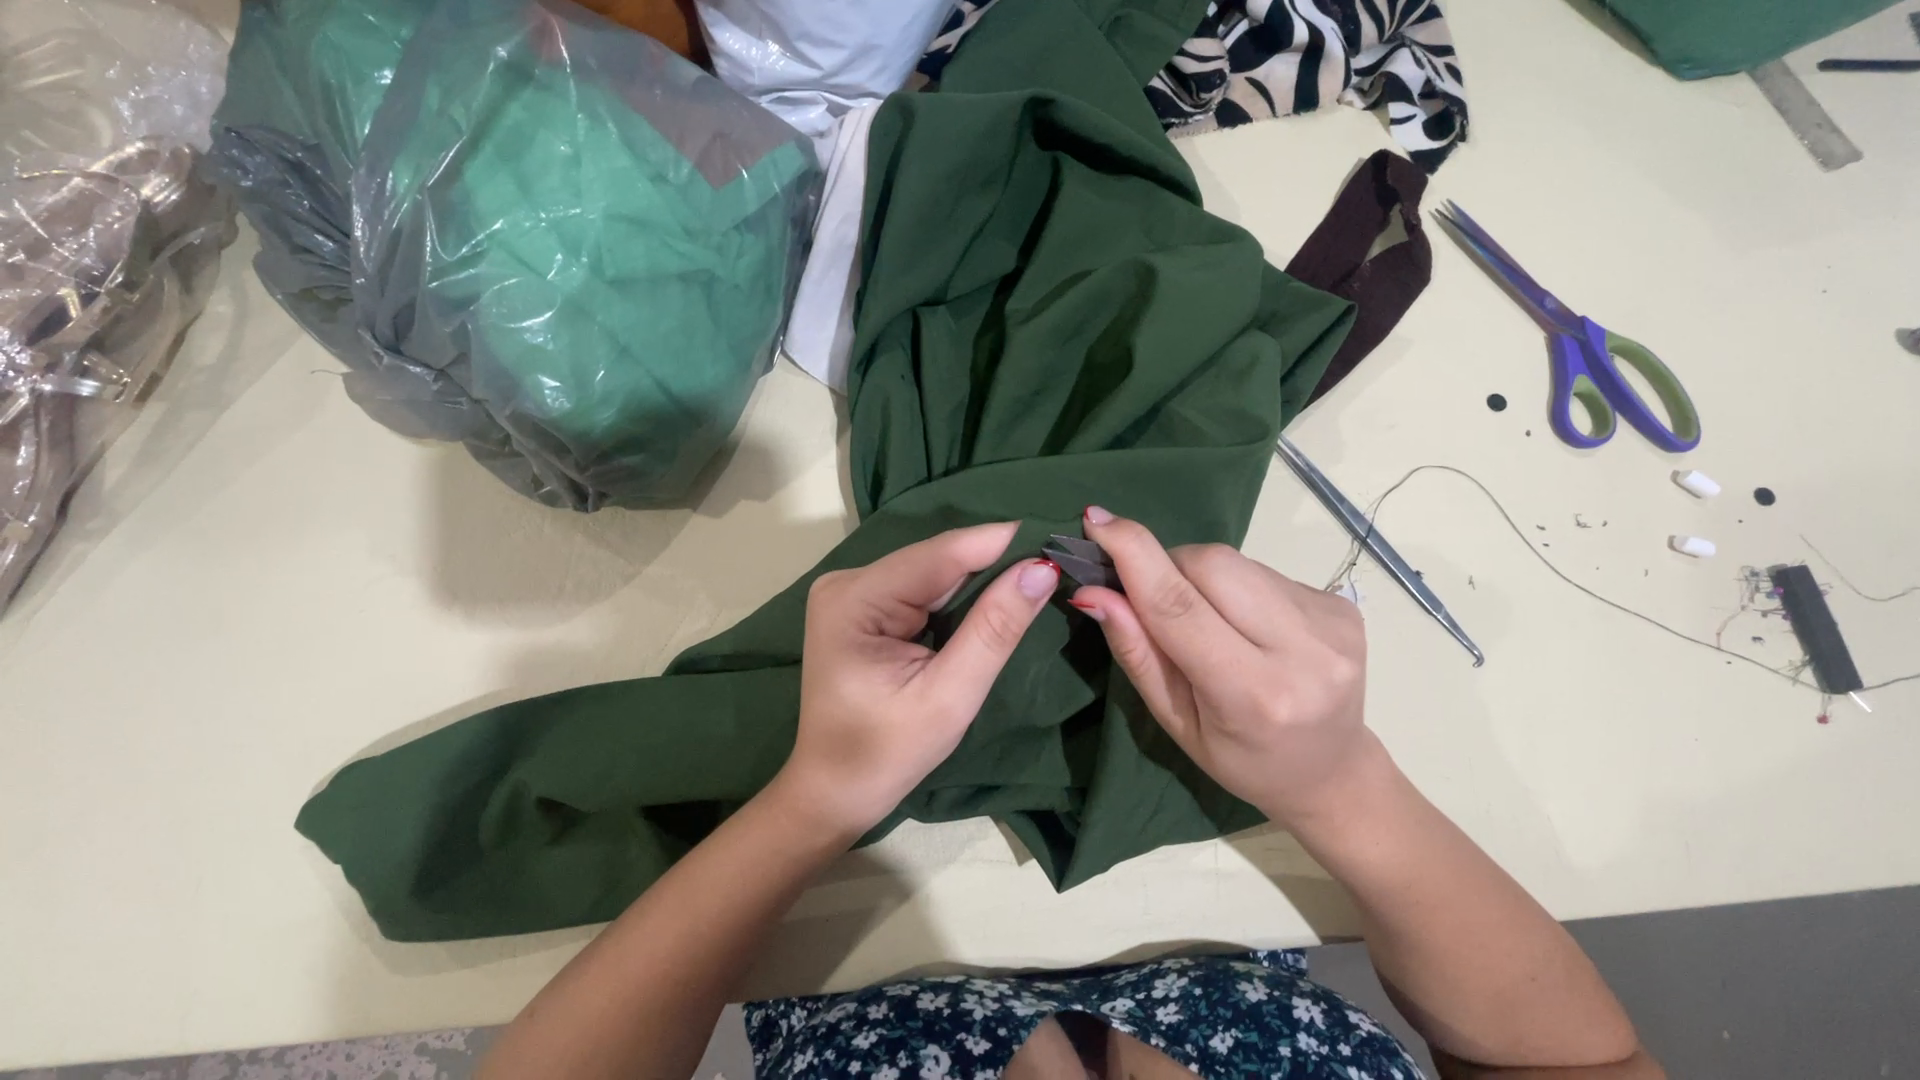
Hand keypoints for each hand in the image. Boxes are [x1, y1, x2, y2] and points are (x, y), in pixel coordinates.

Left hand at [776, 522, 1058, 837]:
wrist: (836, 790)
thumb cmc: (887, 753)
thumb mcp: (950, 696)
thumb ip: (994, 629)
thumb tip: (1042, 568)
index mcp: (855, 599)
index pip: (940, 555)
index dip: (1000, 542)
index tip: (1058, 535)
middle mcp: (848, 582)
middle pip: (936, 559)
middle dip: (994, 561)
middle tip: (1057, 560)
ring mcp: (852, 592)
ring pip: (934, 571)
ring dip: (981, 577)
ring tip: (1037, 573)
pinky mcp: (864, 607)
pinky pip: (923, 588)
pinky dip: (959, 595)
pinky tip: (996, 595)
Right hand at [1068, 507, 1371, 824]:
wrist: (1332, 770)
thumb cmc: (1240, 758)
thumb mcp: (1175, 721)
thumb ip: (1136, 652)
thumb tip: (1092, 592)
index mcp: (1252, 696)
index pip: (1179, 607)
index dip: (1134, 556)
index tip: (1096, 520)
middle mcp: (1301, 652)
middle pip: (1211, 565)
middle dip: (1168, 566)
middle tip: (1155, 599)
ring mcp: (1330, 623)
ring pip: (1236, 560)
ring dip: (1203, 577)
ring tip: (1209, 621)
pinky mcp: (1343, 604)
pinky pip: (1263, 571)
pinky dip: (1236, 586)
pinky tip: (1246, 624)